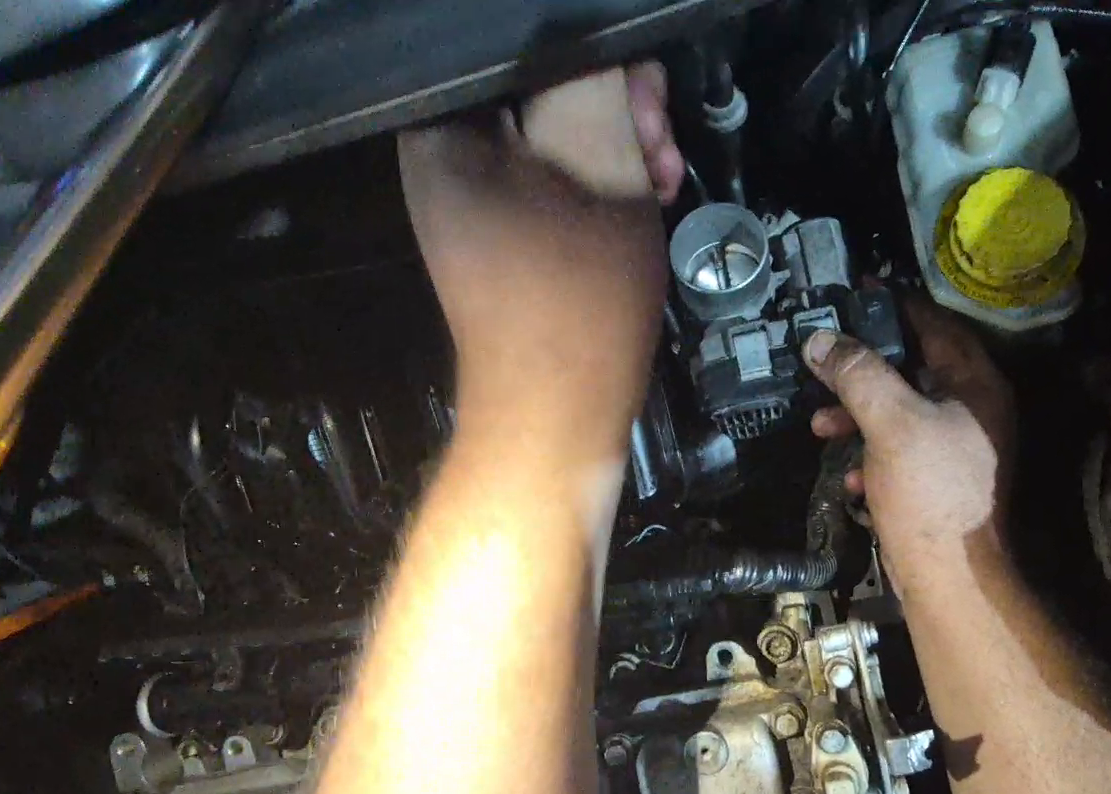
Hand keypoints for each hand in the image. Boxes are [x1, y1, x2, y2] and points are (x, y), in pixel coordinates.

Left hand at [399, 65, 683, 469]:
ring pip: (553, 148)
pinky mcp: (502, 247)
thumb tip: (608, 67)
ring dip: (617, 154)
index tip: (647, 97)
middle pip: (538, 100)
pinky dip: (596, 191)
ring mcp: (473, 212)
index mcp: (446, 137)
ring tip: (664, 180)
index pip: (523, 60)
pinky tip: (644, 204)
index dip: (597, 67)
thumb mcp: (607, 183)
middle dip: (615, 112)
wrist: (556, 418)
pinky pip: (550, 192)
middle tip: (662, 144)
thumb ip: (603, 100)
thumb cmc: (577, 308)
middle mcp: (446, 167)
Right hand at [805, 297, 1015, 591]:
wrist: (950, 577)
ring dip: (857, 417)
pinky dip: (870, 457)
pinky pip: (898, 453)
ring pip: (899, 414)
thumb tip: (820, 340)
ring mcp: (956, 449)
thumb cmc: (929, 491)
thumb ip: (858, 375)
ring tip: (820, 427)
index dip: (895, 307)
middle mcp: (972, 411)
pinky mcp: (936, 482)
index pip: (935, 327)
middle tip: (823, 365)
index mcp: (975, 385)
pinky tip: (851, 478)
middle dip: (862, 372)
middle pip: (912, 370)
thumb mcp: (891, 422)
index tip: (856, 293)